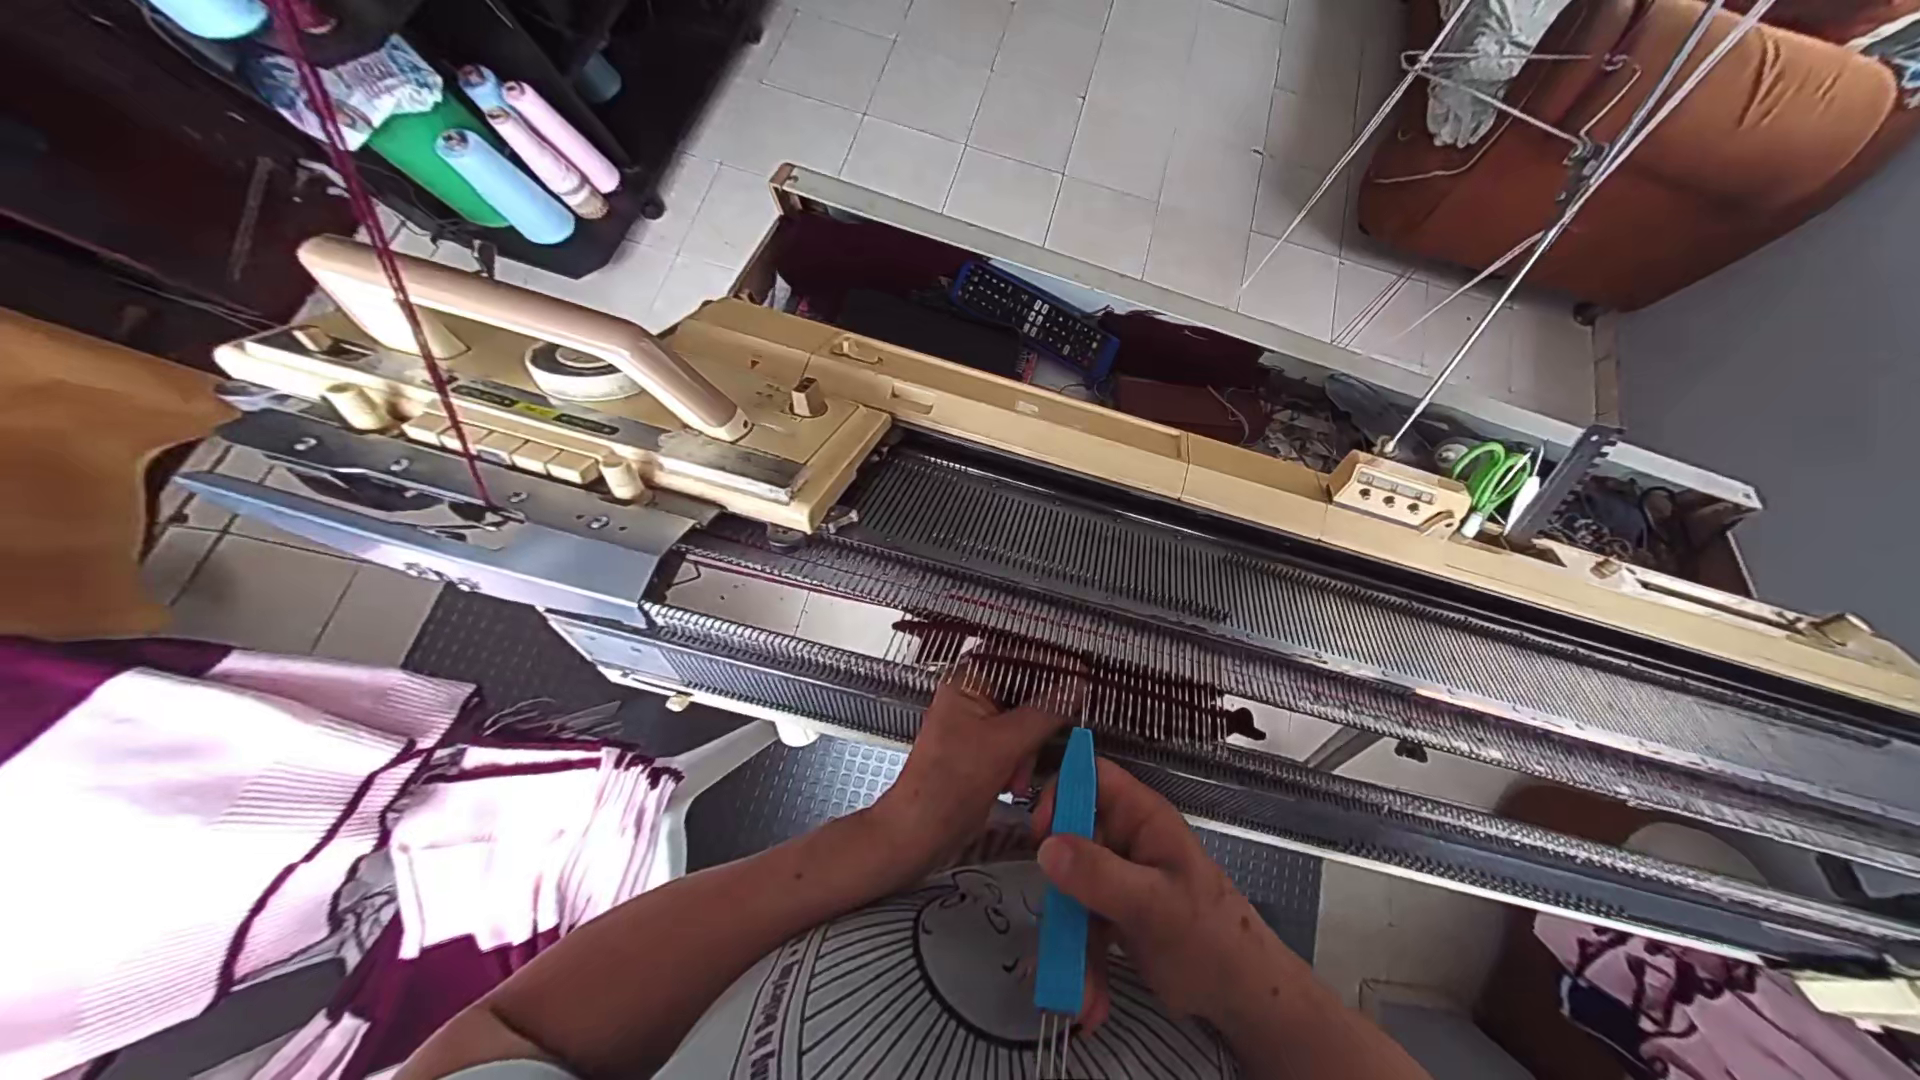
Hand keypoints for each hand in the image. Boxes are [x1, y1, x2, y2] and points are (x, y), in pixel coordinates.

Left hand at [868, 663, 1082, 882]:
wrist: (922, 831)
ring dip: (1029, 748)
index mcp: (966, 681)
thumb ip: (1045, 711)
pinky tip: (1014, 784)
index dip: (1049, 664)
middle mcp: (971, 696)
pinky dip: (1021, 762)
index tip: (1081, 673)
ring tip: (1019, 776)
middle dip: (1038, 720)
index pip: (1015, 657)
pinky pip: (1016, 744)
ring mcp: (976, 724)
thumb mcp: (1005, 743)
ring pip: (1024, 720)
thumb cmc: (951, 781)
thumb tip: (1077, 684)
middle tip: (1052, 737)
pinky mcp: (982, 751)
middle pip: (1023, 690)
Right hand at [1034, 759, 1295, 1028]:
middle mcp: (1124, 838)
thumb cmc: (1210, 938)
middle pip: (1070, 835)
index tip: (1042, 832)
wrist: (1243, 1000)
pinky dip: (1081, 959)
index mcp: (1141, 816)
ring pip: (1070, 887)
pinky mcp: (1111, 910)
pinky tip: (1091, 1000)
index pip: (1093, 776)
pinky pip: (1080, 921)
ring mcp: (1116, 875)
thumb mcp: (1153, 904)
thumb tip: (1045, 847)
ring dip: (1070, 939)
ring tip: (1081, 992)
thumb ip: (1100, 874)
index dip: (1063, 792)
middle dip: (1060, 886)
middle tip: (1056, 919)